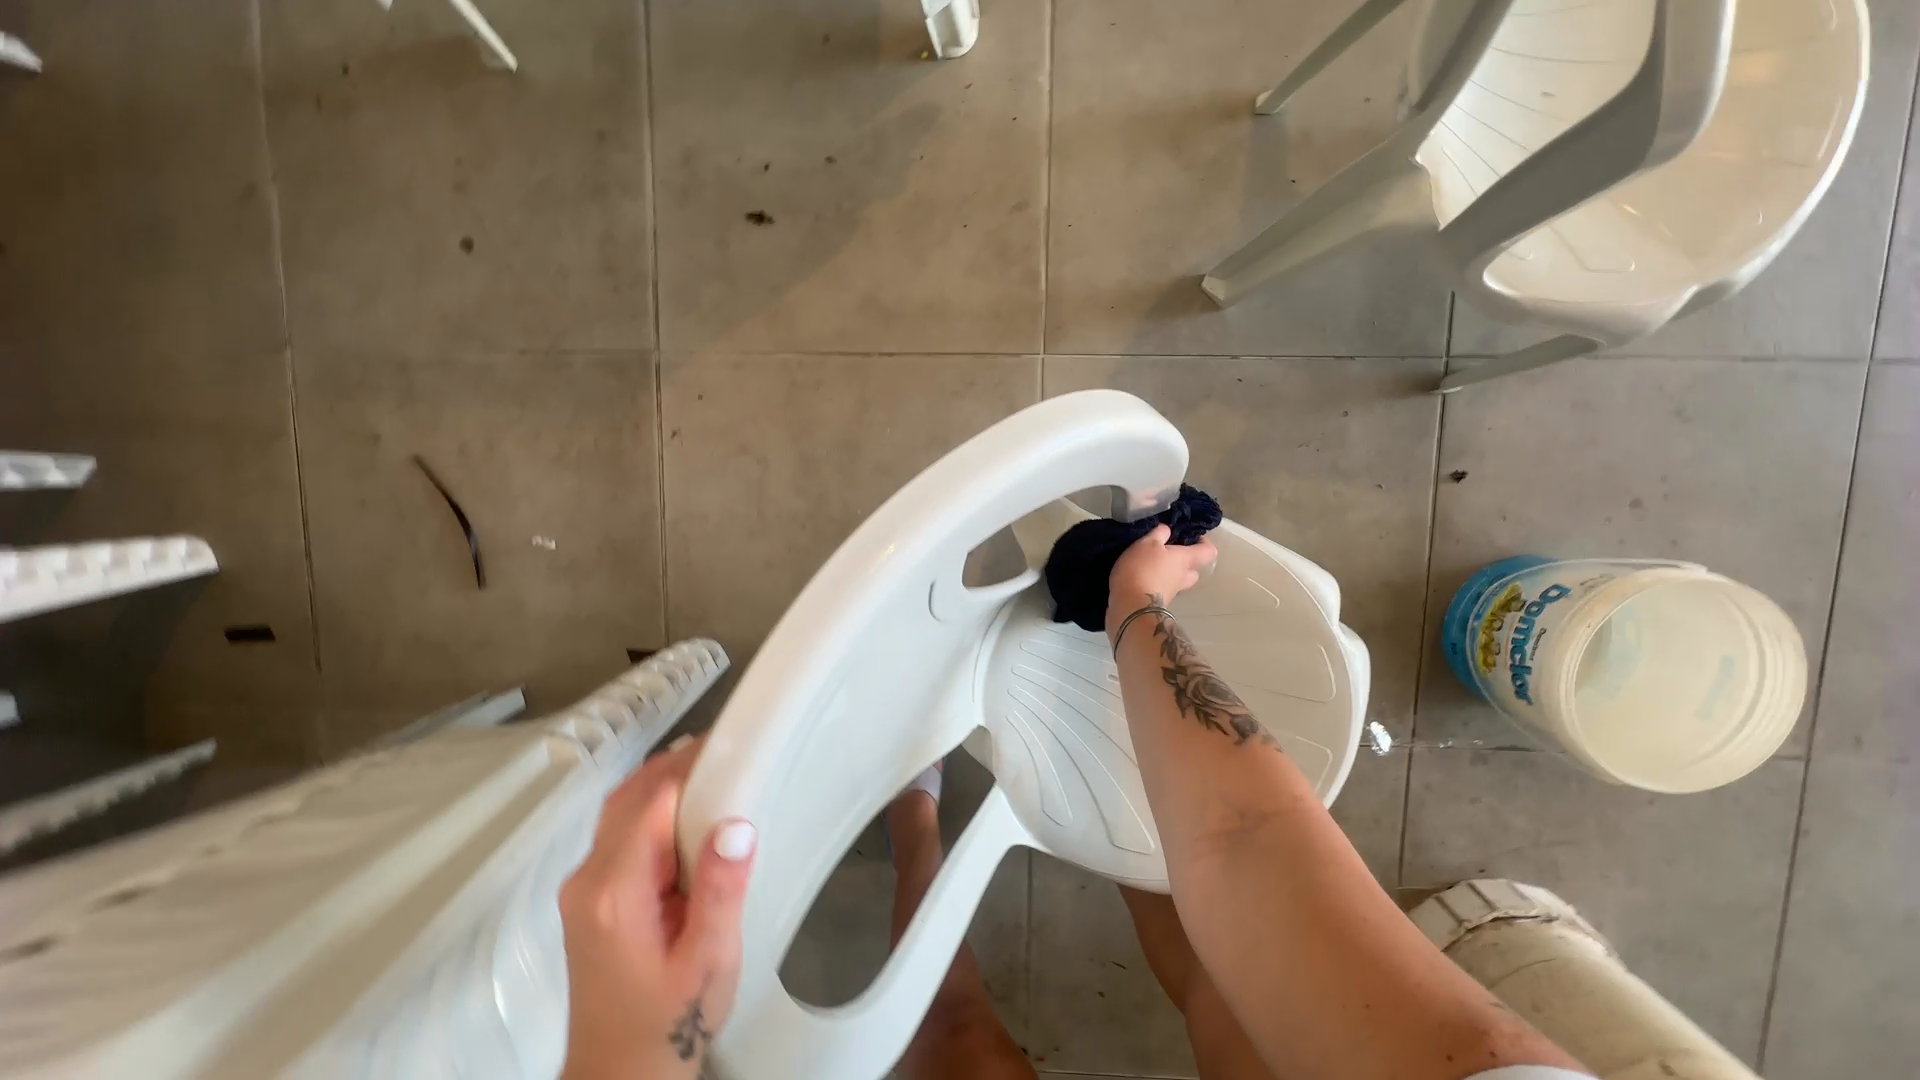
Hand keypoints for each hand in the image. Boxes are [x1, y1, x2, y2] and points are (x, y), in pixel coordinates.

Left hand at [560, 736, 757, 1079]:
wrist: (619, 1078)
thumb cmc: (668, 1025)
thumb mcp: (708, 961)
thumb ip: (720, 890)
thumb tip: (737, 823)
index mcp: (614, 891)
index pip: (650, 801)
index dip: (689, 765)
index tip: (733, 742)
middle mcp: (588, 880)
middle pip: (628, 798)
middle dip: (676, 766)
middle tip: (731, 749)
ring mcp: (584, 888)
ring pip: (621, 812)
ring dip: (664, 784)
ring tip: (717, 771)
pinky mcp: (592, 898)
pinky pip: (622, 834)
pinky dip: (655, 810)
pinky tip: (691, 814)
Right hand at [1107, 524, 1218, 636]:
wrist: (1130, 607)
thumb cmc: (1142, 569)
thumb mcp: (1147, 544)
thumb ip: (1159, 534)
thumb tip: (1167, 530)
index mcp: (1185, 560)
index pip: (1209, 551)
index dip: (1204, 543)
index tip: (1192, 537)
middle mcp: (1183, 578)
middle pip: (1193, 570)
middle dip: (1185, 562)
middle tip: (1169, 554)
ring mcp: (1171, 593)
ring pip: (1177, 582)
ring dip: (1168, 574)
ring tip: (1149, 565)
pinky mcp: (1157, 604)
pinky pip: (1161, 590)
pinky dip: (1154, 584)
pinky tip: (1138, 577)